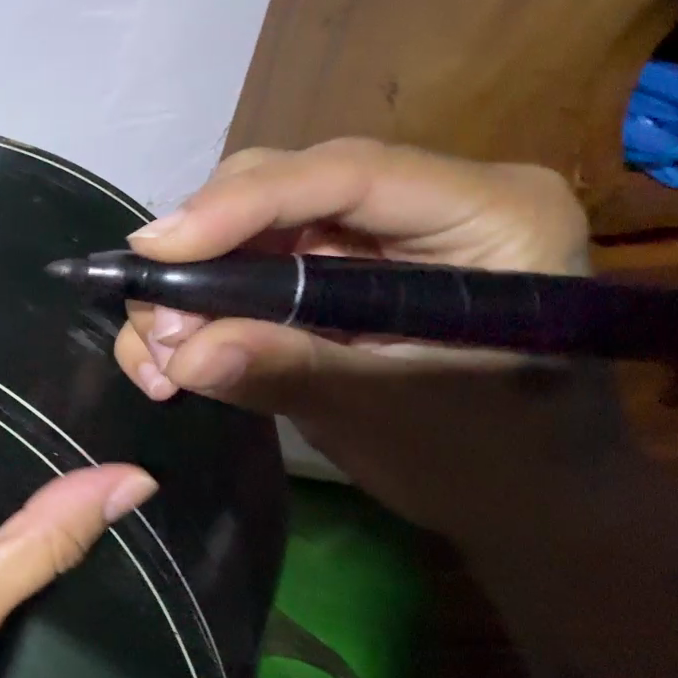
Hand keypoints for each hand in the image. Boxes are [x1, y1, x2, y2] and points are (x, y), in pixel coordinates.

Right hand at [112, 138, 602, 531]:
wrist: (522, 501)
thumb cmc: (494, 457)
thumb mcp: (393, 415)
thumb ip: (293, 371)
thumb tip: (183, 354)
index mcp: (486, 213)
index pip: (347, 176)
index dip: (240, 206)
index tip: (154, 252)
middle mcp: (417, 205)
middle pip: (278, 190)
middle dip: (200, 255)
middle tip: (158, 330)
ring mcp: (363, 238)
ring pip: (241, 231)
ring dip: (182, 293)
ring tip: (159, 361)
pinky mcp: (322, 274)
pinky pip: (235, 274)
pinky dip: (189, 316)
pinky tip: (167, 365)